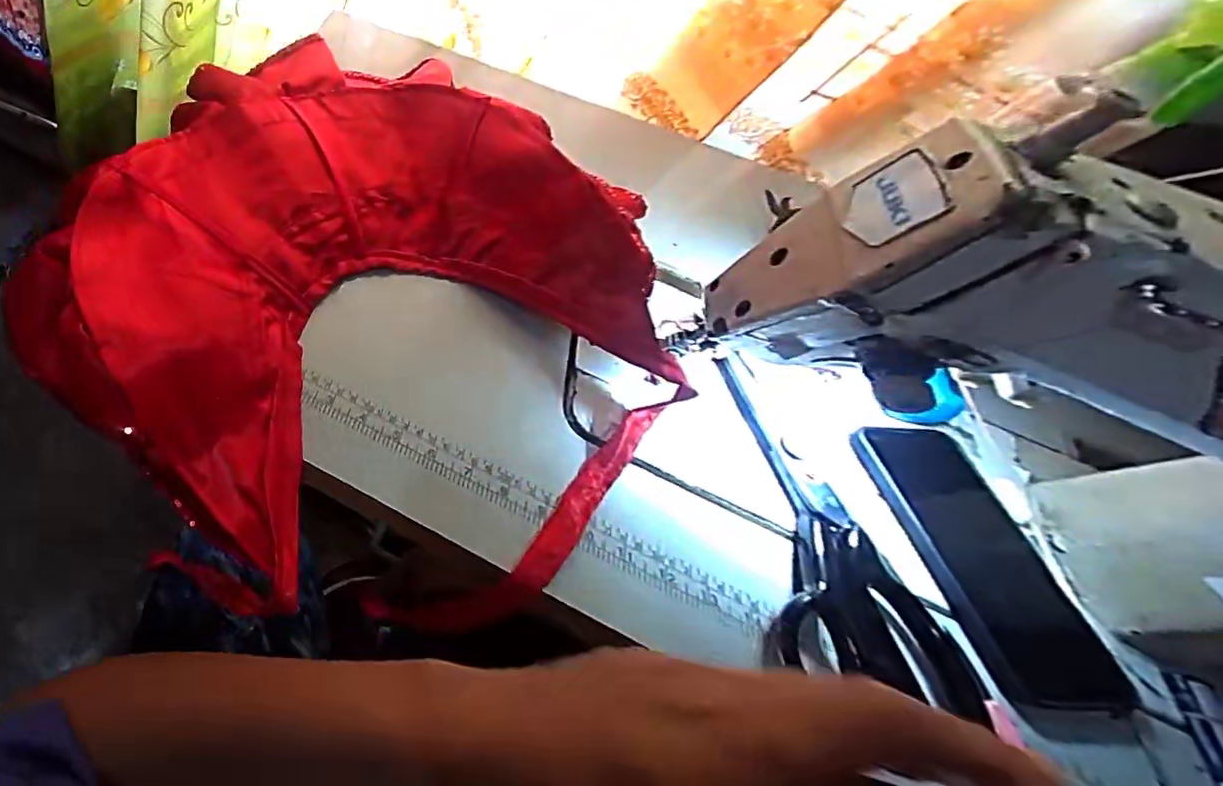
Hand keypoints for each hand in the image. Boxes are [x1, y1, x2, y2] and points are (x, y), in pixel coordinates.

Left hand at [433, 649, 1059, 785]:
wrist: (479, 739)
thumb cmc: (584, 780)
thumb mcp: (716, 780)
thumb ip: (796, 774)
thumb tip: (848, 782)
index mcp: (739, 725)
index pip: (875, 714)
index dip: (972, 748)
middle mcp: (709, 684)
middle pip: (839, 707)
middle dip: (920, 756)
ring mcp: (667, 674)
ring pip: (787, 706)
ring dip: (847, 753)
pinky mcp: (635, 681)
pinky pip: (734, 707)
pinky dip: (781, 744)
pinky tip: (781, 774)